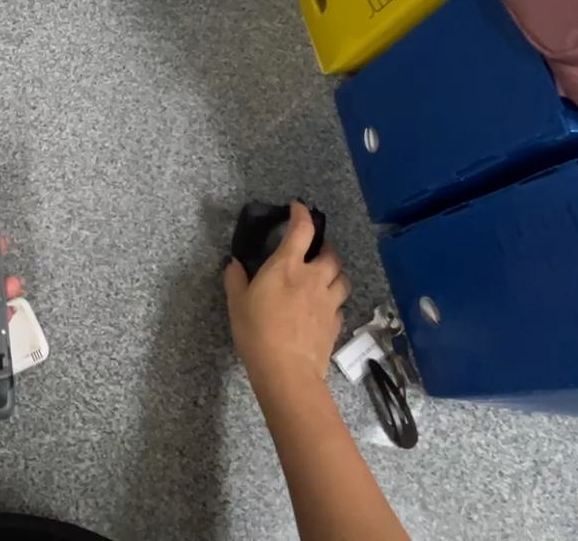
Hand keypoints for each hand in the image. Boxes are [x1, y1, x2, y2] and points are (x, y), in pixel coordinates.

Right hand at [223, 201, 350, 398]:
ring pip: (343, 278)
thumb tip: (234, 263)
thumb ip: (236, 278)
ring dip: (336, 271)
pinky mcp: (336, 323)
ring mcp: (328, 302)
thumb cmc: (256, 330)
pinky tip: (323, 305)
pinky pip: (340, 304)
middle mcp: (313, 278)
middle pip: (331, 253)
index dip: (302, 215)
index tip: (298, 207)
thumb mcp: (237, 301)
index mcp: (286, 267)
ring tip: (325, 273)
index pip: (301, 231)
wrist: (286, 370)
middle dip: (325, 245)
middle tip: (315, 246)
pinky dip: (333, 299)